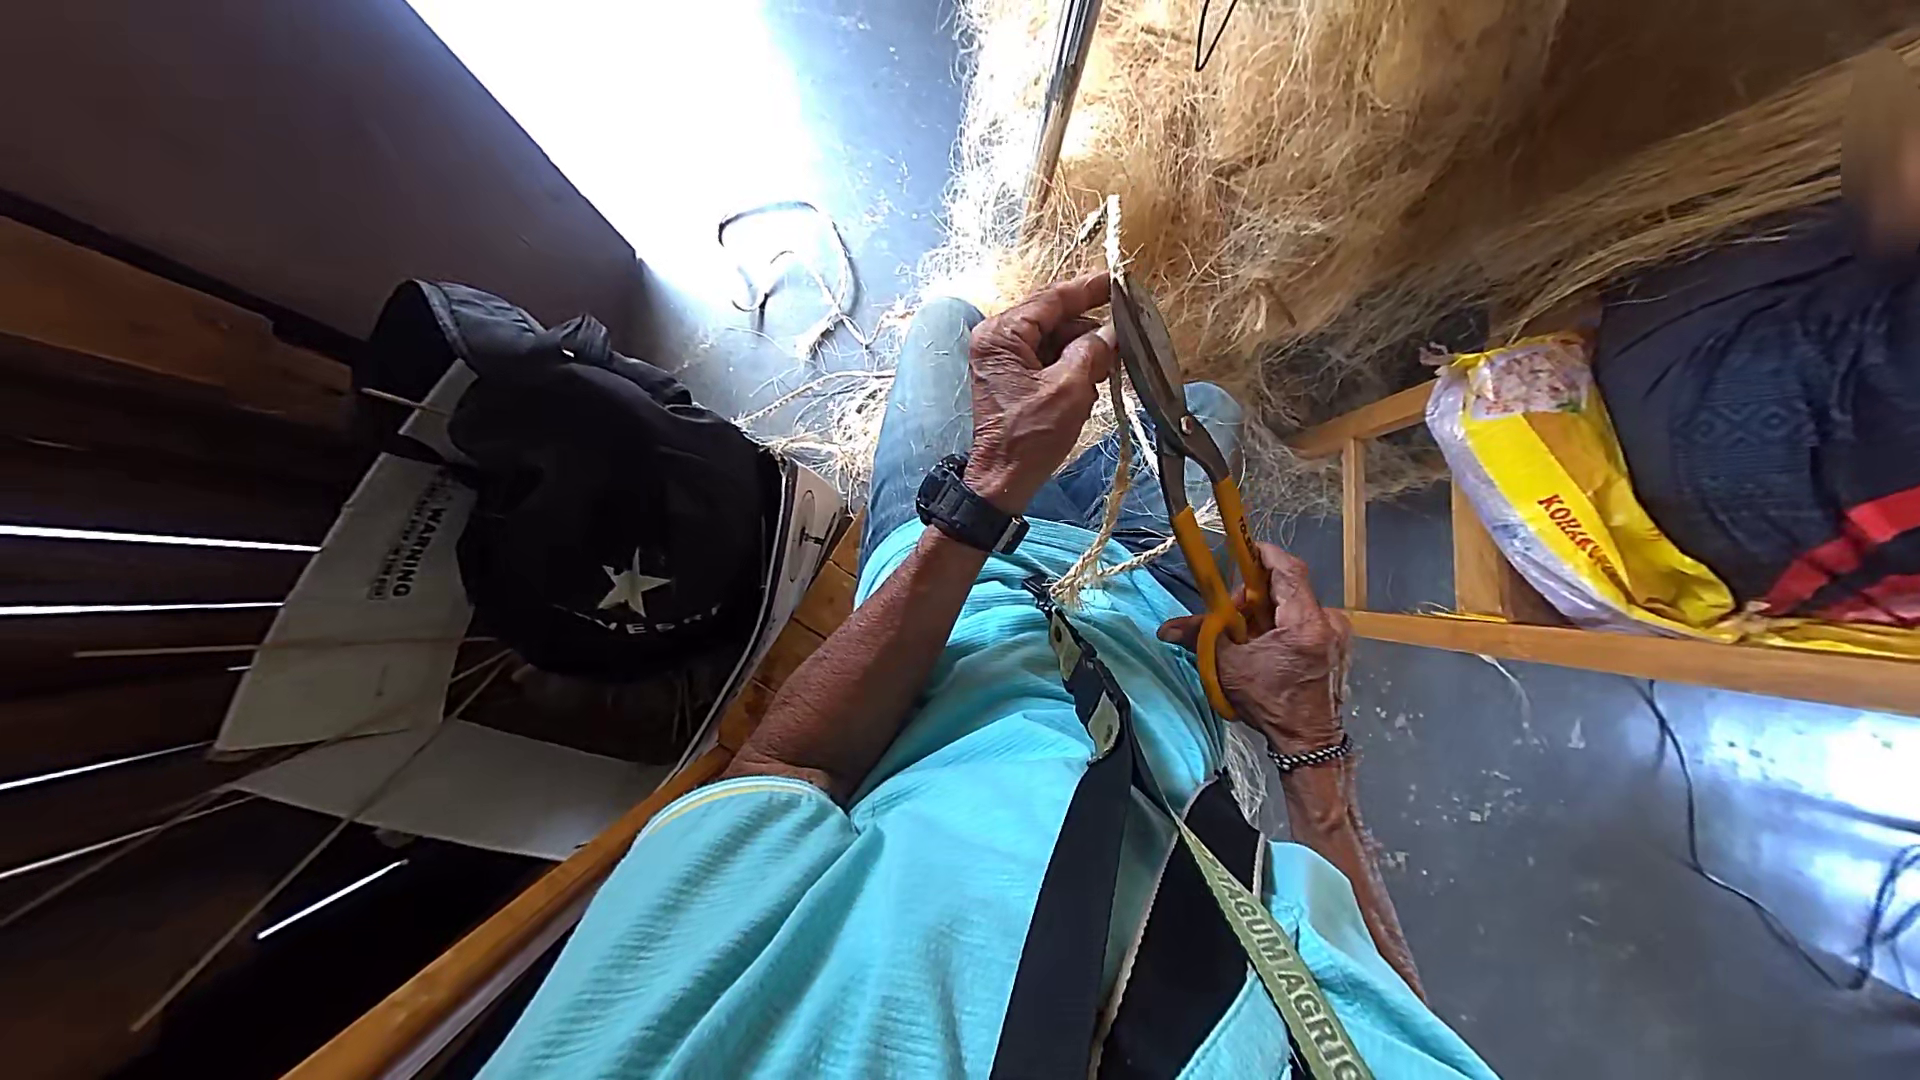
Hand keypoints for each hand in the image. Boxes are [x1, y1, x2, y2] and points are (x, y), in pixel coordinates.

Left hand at [963, 272, 1116, 512]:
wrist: (1003, 479)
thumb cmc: (1030, 436)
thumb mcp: (1070, 388)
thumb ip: (1094, 350)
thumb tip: (1114, 330)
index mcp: (1001, 336)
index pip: (1051, 299)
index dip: (1088, 290)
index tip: (1118, 280)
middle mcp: (996, 342)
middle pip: (1053, 321)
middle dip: (1088, 332)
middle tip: (1122, 341)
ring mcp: (1001, 362)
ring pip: (1053, 342)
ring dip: (1081, 355)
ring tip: (1104, 373)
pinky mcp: (1010, 381)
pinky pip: (1046, 362)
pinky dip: (1069, 370)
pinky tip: (1085, 387)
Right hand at [1157, 543, 1349, 755]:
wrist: (1308, 743)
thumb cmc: (1271, 704)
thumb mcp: (1229, 668)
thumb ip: (1200, 637)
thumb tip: (1166, 629)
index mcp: (1305, 624)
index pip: (1289, 570)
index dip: (1264, 554)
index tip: (1243, 548)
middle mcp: (1328, 622)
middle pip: (1287, 587)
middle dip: (1254, 594)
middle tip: (1231, 613)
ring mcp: (1336, 634)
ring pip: (1294, 604)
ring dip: (1265, 611)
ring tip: (1245, 633)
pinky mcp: (1336, 645)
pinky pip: (1304, 619)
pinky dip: (1279, 623)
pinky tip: (1263, 643)